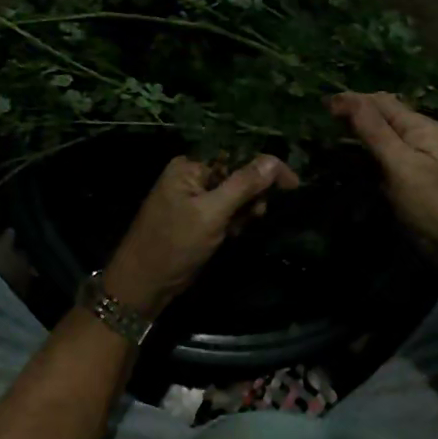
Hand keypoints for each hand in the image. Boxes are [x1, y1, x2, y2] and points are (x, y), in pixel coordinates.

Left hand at [103, 154, 301, 318]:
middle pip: (237, 174)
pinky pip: (224, 211)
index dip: (265, 167)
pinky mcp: (196, 218)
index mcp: (189, 166)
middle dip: (252, 195)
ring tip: (236, 230)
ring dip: (243, 212)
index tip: (292, 184)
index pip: (236, 155)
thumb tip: (273, 160)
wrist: (145, 283)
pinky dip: (233, 222)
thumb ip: (243, 185)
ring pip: (234, 195)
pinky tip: (230, 235)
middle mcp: (191, 176)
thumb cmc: (175, 244)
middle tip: (255, 216)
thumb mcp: (212, 213)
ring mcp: (193, 197)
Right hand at [330, 92, 437, 261]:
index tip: (320, 104)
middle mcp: (416, 139)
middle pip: (380, 118)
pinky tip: (346, 163)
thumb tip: (346, 97)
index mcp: (419, 127)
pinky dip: (362, 159)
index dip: (351, 100)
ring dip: (356, 137)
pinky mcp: (406, 184)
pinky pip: (380, 163)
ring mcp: (412, 162)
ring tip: (326, 137)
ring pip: (378, 141)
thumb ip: (375, 131)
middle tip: (319, 119)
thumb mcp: (402, 164)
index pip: (380, 102)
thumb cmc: (434, 204)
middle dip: (352, 114)